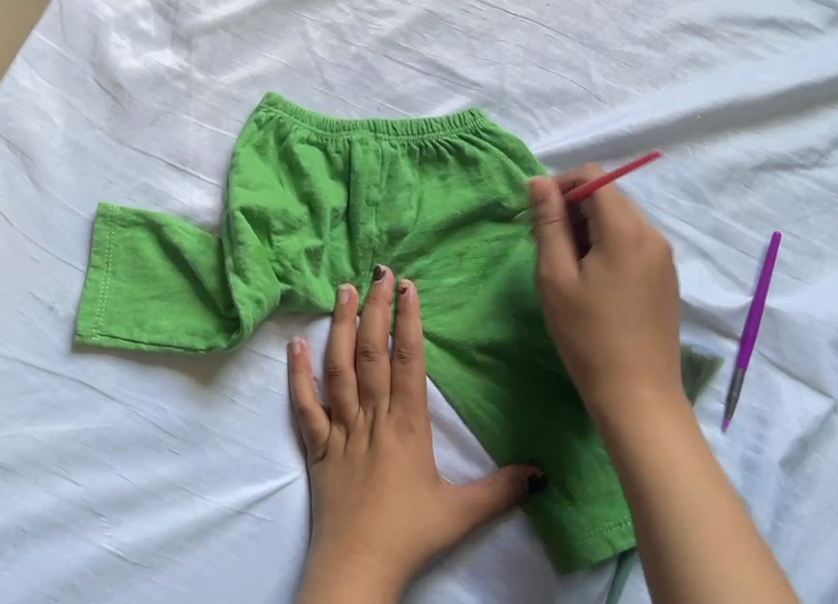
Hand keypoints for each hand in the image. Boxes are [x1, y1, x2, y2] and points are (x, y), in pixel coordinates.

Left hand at [288, 267, 543, 603]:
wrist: (358, 566)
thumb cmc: (410, 535)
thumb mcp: (463, 513)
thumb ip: (501, 489)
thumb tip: (542, 473)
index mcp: (407, 425)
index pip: (407, 361)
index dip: (407, 321)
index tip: (406, 286)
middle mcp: (371, 416)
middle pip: (371, 352)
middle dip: (374, 308)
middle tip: (377, 272)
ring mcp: (339, 428)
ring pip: (338, 367)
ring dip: (340, 326)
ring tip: (343, 290)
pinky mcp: (315, 445)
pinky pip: (304, 404)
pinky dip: (297, 373)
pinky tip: (295, 343)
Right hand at [528, 167, 685, 417]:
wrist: (638, 395)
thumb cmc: (588, 334)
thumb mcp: (555, 275)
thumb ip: (548, 222)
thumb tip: (539, 181)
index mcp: (627, 230)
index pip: (593, 177)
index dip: (560, 185)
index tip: (535, 215)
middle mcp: (652, 235)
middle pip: (607, 196)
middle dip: (570, 209)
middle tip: (542, 244)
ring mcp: (662, 257)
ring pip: (618, 220)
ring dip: (585, 229)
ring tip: (562, 266)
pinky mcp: (664, 278)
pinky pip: (630, 242)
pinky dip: (604, 246)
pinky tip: (588, 281)